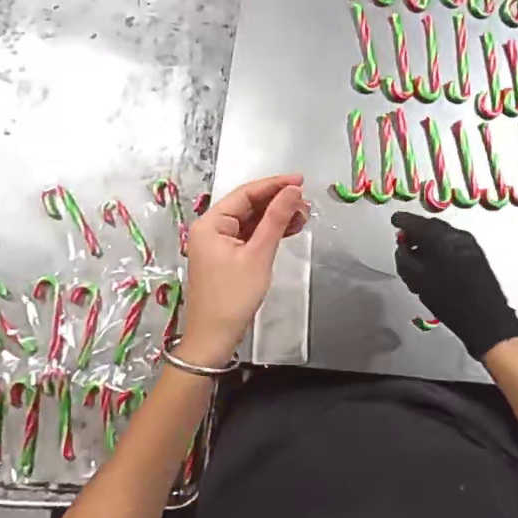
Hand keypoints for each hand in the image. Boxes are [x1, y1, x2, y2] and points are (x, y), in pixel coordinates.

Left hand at [180, 174, 306, 365]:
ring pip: (250, 221)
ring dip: (275, 217)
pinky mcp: (226, 258)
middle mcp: (211, 229)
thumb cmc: (233, 297)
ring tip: (303, 216)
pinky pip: (249, 236)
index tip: (300, 181)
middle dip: (277, 202)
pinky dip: (268, 233)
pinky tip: (289, 230)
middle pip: (247, 205)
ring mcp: (218, 244)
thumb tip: (292, 192)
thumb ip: (276, 220)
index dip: (274, 185)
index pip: (245, 194)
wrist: (215, 336)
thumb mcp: (259, 255)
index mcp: (211, 223)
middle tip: (306, 202)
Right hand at [392, 211, 517, 358]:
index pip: (416, 222)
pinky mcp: (477, 253)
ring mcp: (469, 243)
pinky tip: (435, 261)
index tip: (395, 221)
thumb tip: (402, 247)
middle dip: (416, 231)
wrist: (484, 317)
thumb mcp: (418, 281)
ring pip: (443, 235)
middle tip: (404, 240)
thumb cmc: (448, 301)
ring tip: (418, 254)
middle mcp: (457, 235)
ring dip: (429, 240)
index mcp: (440, 238)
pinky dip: (441, 247)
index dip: (403, 221)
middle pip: (431, 226)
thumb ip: (404, 260)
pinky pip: (453, 243)